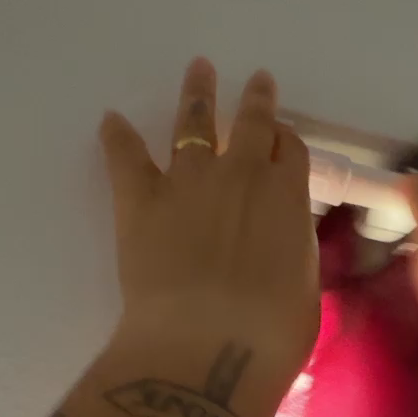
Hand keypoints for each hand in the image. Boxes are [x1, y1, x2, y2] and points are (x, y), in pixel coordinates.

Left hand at [99, 58, 318, 373]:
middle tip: (258, 81)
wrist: (206, 346)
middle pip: (251, 124)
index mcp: (287, 196)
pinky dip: (118, 137)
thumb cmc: (271, 334)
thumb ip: (295, 255)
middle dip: (257, 101)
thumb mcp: (306, 292)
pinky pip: (126, 156)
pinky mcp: (140, 200)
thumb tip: (286, 245)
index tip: (283, 142)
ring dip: (198, 96)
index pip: (290, 151)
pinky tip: (111, 121)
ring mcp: (187, 181)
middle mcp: (240, 174)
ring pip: (193, 124)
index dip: (287, 144)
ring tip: (200, 70)